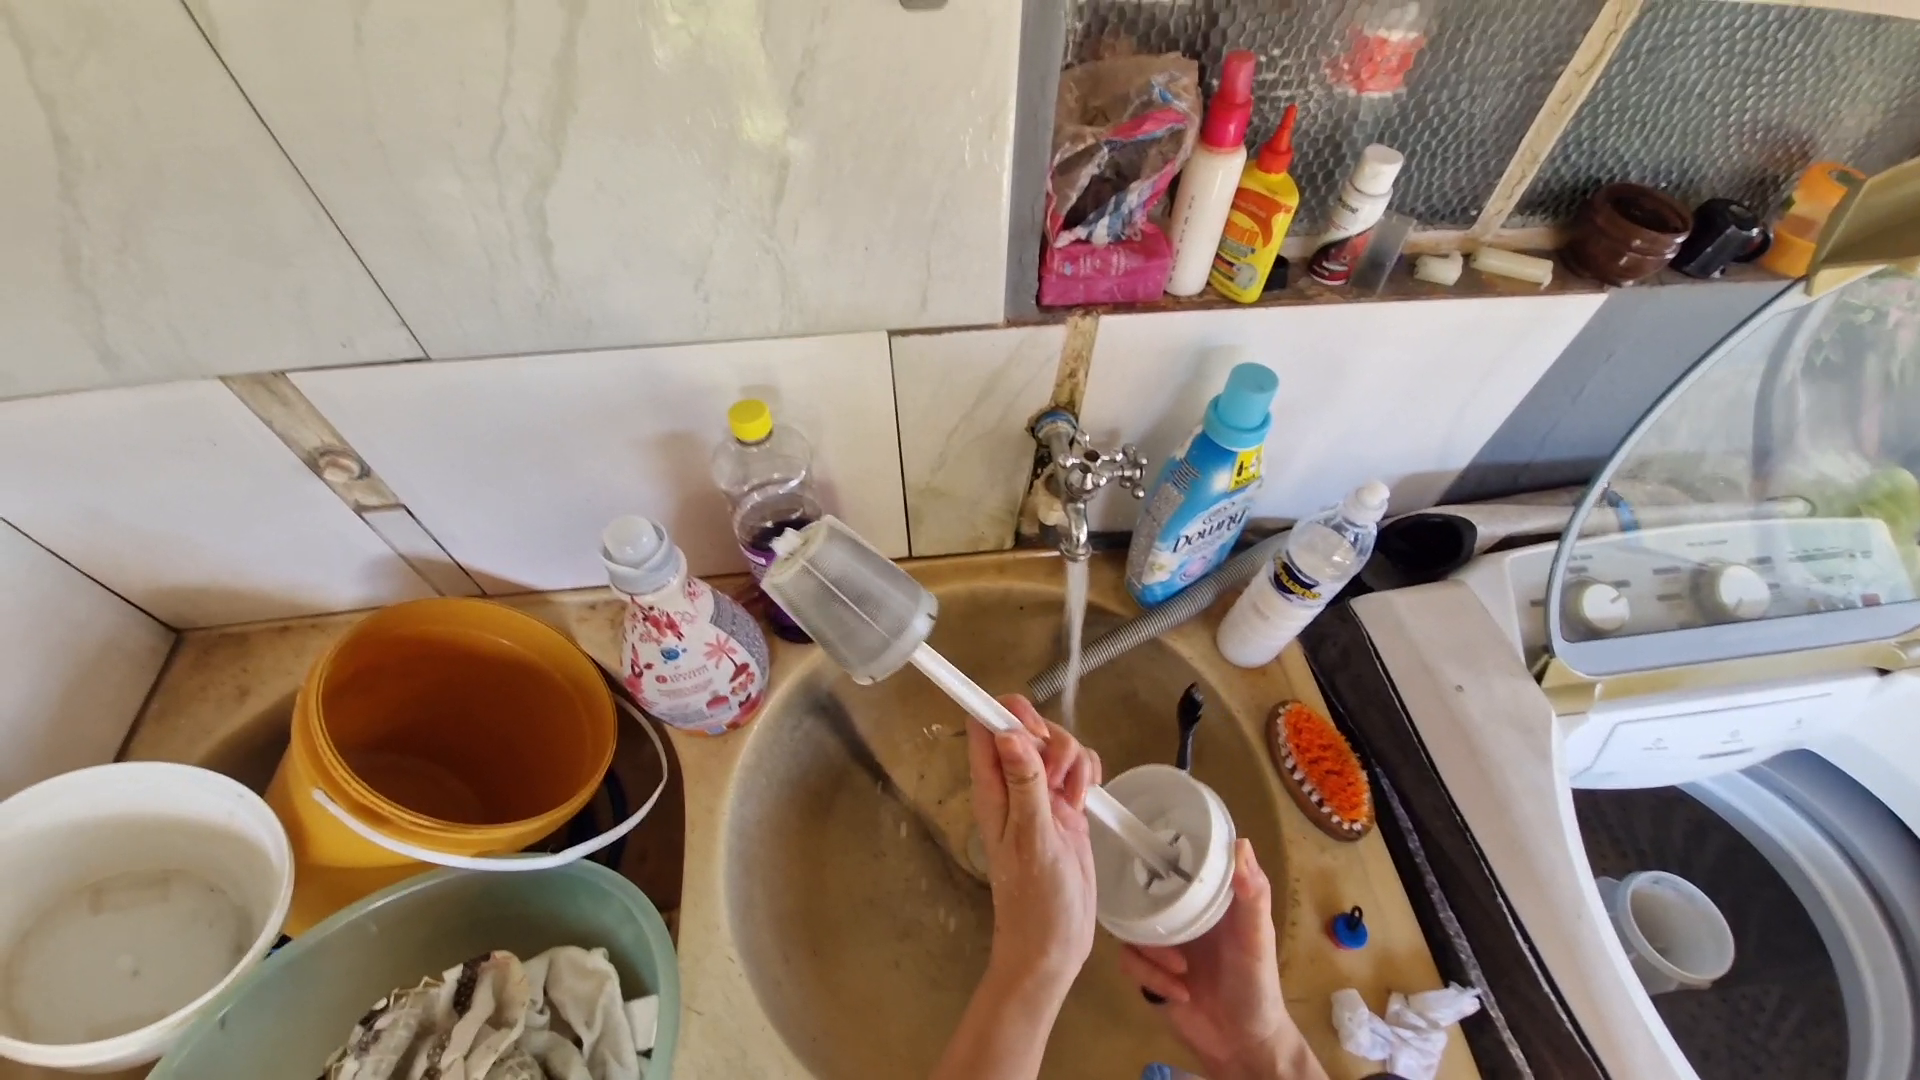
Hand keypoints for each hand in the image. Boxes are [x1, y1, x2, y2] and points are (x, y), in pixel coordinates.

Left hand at [967, 694, 1101, 997]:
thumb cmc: (1035, 899)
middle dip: (1052, 739)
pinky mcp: (1066, 805)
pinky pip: (1077, 767)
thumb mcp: (1031, 839)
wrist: (1055, 944)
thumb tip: (1007, 733)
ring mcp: (1041, 793)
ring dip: (1074, 759)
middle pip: (1028, 726)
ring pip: (1057, 745)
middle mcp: (1014, 783)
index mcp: (992, 787)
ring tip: (1076, 798)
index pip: (986, 725)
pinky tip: (1089, 800)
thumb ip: (1024, 785)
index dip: (1009, 715)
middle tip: (1059, 777)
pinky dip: (1088, 773)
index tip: (1035, 734)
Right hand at [1120, 840, 1323, 1079]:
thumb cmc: (1257, 985)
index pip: (1175, 863)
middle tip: (1155, 914)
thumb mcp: (1258, 938)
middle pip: (1141, 891)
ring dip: (1152, 950)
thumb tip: (1241, 842)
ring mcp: (1159, 941)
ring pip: (1130, 926)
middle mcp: (1177, 915)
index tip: (1150, 841)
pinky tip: (1178, 993)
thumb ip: (1253, 895)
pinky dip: (1151, 977)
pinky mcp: (1147, 970)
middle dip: (1144, 905)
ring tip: (1179, 968)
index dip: (1162, 851)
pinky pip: (1129, 960)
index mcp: (1203, 899)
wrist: (1244, 1046)